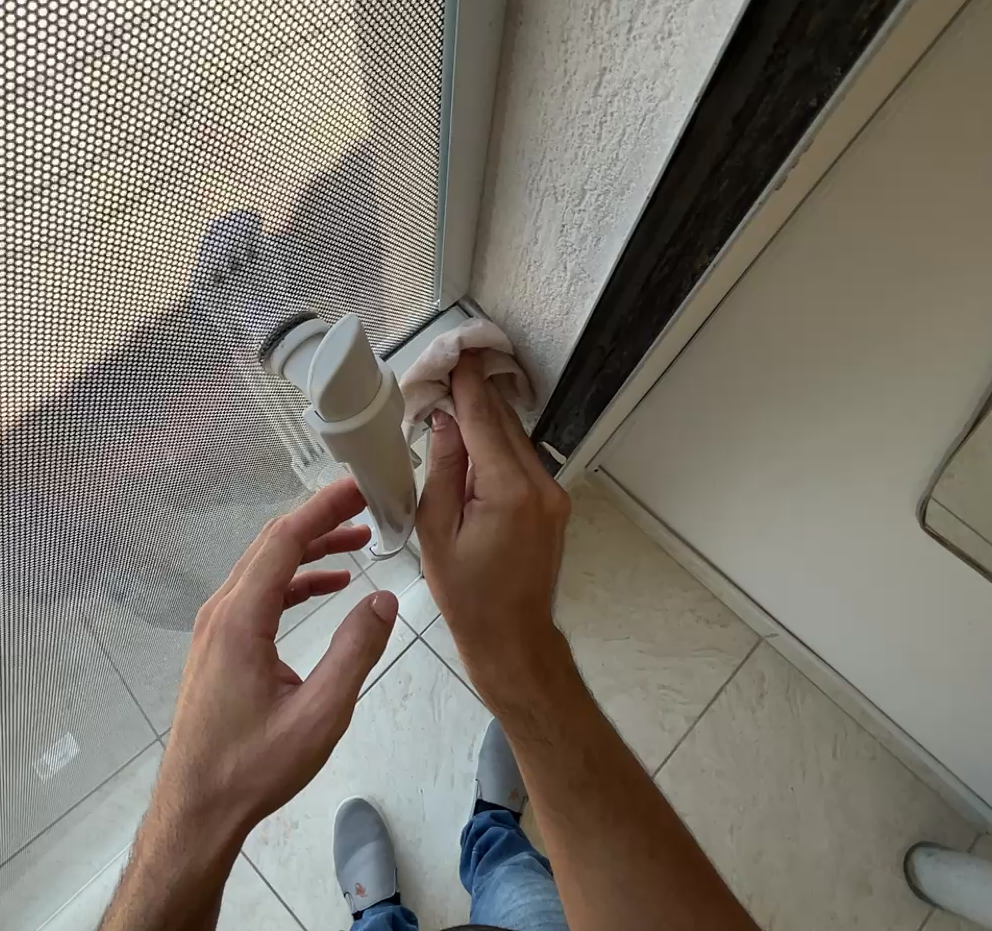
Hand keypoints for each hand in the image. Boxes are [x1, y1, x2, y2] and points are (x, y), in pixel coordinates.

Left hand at [154, 478, 398, 850]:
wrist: (195, 812)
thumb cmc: (254, 767)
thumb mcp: (319, 714)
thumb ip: (355, 651)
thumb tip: (385, 598)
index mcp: (240, 618)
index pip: (284, 540)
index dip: (323, 507)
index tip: (358, 487)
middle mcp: (222, 611)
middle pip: (273, 543)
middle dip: (320, 518)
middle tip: (365, 504)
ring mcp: (216, 626)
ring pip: (266, 566)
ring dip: (310, 548)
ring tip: (357, 541)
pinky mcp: (220, 643)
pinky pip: (261, 593)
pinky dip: (296, 580)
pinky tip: (328, 586)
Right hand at [414, 358, 571, 689]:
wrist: (513, 638)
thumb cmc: (467, 593)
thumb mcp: (437, 530)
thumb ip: (443, 469)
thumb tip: (446, 421)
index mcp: (508, 490)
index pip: (485, 419)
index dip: (468, 383)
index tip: (457, 352)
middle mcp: (541, 484)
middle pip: (505, 423)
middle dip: (477, 393)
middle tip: (451, 368)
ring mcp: (554, 494)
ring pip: (516, 439)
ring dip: (488, 418)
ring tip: (456, 399)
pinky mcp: (555, 504)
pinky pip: (523, 461)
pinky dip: (499, 444)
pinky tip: (476, 439)